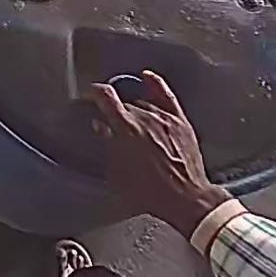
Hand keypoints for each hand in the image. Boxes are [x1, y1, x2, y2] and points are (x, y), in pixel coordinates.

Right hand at [88, 71, 231, 239]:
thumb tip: (101, 128)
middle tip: (110, 119)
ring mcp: (164, 118)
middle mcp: (146, 118)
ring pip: (142, 102)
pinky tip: (147, 77)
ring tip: (130, 119)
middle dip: (114, 109)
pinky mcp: (179, 121)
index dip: (93, 93)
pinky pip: (165, 95)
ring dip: (133, 108)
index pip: (105, 97)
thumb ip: (108, 145)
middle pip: (124, 103)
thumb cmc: (153, 192)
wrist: (186, 199)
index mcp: (127, 129)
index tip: (89, 95)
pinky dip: (155, 84)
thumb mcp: (119, 172)